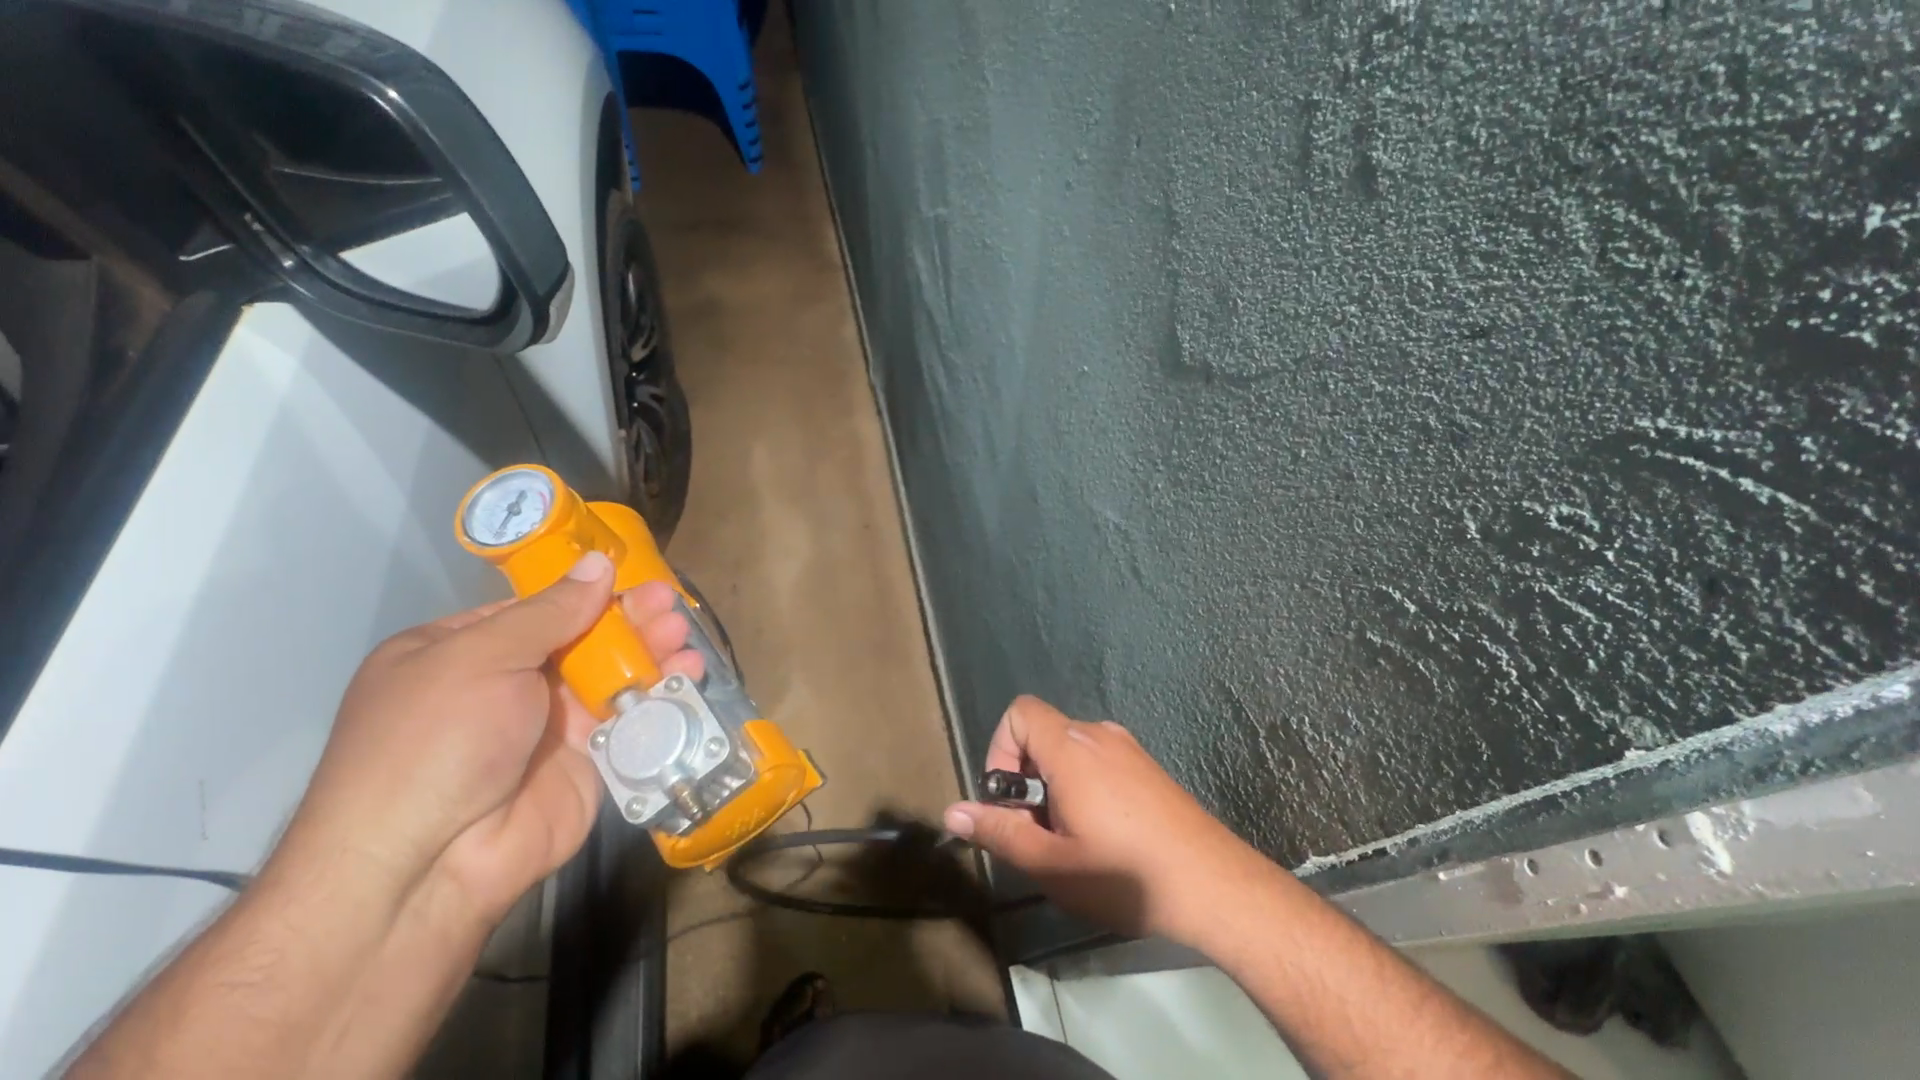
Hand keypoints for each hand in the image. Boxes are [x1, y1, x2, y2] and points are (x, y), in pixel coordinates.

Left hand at [277, 552, 704, 920]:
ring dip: (651, 655)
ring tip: (684, 637)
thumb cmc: (436, 739)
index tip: (632, 578)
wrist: (428, 863)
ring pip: (611, 680)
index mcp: (461, 652)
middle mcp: (506, 686)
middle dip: (628, 621)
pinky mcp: (587, 766)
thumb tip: (598, 564)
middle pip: (581, 641)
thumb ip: (549, 612)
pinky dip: (659, 701)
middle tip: (669, 606)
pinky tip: (687, 679)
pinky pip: (628, 724)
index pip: (535, 610)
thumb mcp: (480, 658)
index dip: (586, 592)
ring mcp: (548, 728)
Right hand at [943, 696, 1269, 946]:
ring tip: (1070, 842)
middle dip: (1026, 778)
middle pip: (1043, 734)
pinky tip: (1103, 840)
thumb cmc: (1123, 875)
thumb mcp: (1050, 863)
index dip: (999, 749)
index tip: (1008, 800)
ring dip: (1055, 788)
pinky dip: (1084, 789)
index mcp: (1072, 748)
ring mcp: (1130, 750)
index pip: (1020, 713)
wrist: (1214, 886)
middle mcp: (1100, 735)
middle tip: (1038, 833)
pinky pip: (1099, 764)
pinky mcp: (1149, 770)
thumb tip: (952, 811)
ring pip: (1071, 752)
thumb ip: (999, 831)